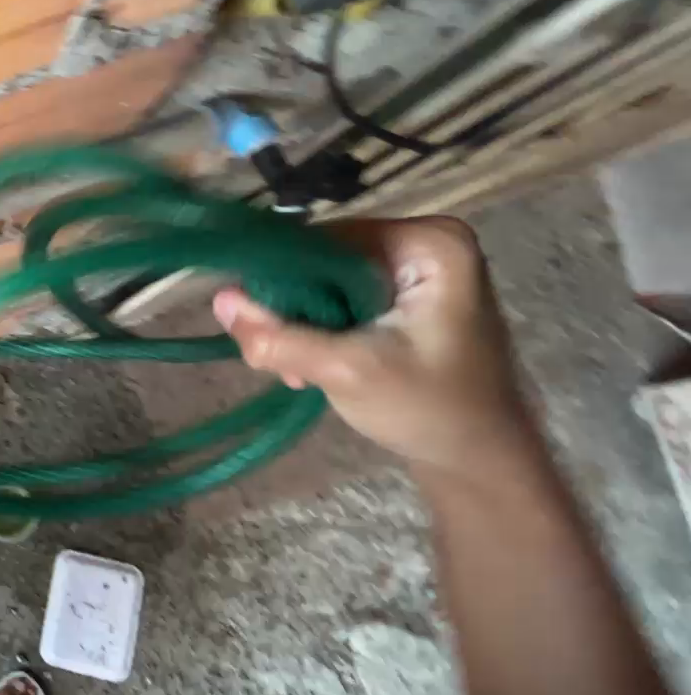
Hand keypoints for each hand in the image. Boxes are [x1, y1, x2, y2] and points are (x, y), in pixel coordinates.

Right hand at [213, 216, 537, 473]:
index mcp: (425, 243)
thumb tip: (219, 300)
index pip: (316, 242)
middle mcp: (416, 242)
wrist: (476, 453)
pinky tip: (309, 365)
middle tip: (281, 362)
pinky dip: (308, 331)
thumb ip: (278, 336)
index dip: (278, 284)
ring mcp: (405, 267)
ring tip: (298, 371)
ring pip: (312, 283)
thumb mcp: (343, 371)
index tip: (266, 335)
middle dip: (285, 312)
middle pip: (312, 261)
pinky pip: (326, 298)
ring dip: (292, 327)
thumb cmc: (428, 407)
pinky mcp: (393, 294)